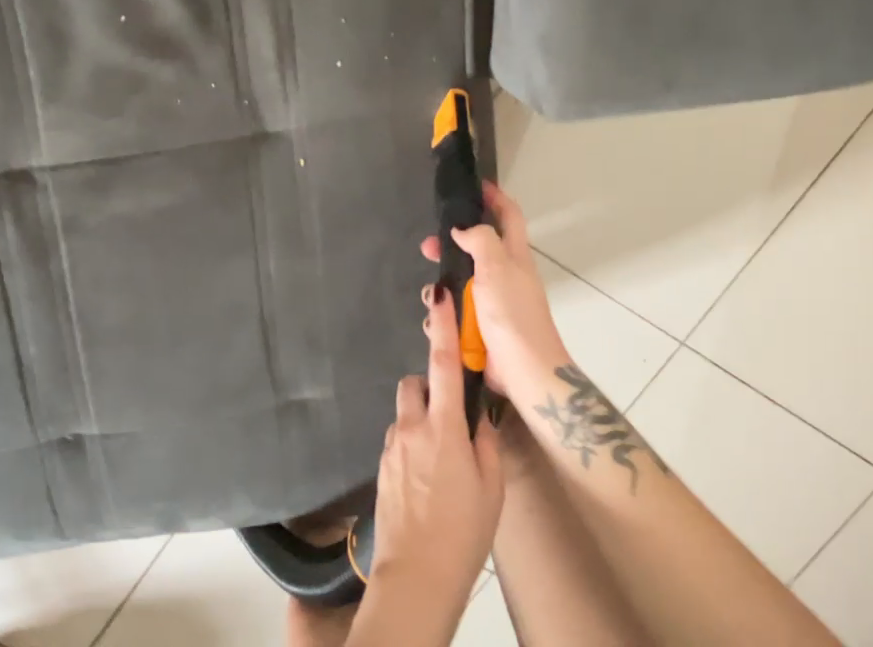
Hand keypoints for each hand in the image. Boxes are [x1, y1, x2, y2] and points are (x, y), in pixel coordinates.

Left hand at [363, 287, 503, 630]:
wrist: (415, 577)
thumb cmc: (463, 532)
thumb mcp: (490, 487)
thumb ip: (484, 444)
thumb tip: (477, 422)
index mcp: (443, 428)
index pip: (443, 365)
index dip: (443, 328)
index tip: (440, 295)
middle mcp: (411, 429)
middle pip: (414, 385)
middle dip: (431, 388)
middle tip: (453, 418)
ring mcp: (391, 448)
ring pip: (406, 414)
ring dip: (423, 421)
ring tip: (444, 462)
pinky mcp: (381, 468)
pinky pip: (399, 441)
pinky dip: (414, 446)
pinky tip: (429, 482)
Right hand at [420, 182, 570, 405]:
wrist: (524, 372)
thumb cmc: (512, 315)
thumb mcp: (496, 268)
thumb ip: (480, 241)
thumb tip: (462, 229)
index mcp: (515, 257)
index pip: (509, 216)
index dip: (495, 198)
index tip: (476, 186)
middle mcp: (506, 275)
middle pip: (477, 248)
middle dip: (452, 245)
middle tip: (428, 246)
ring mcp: (494, 303)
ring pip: (461, 282)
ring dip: (443, 285)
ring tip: (431, 295)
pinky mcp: (482, 328)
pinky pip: (457, 312)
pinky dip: (444, 314)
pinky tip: (435, 321)